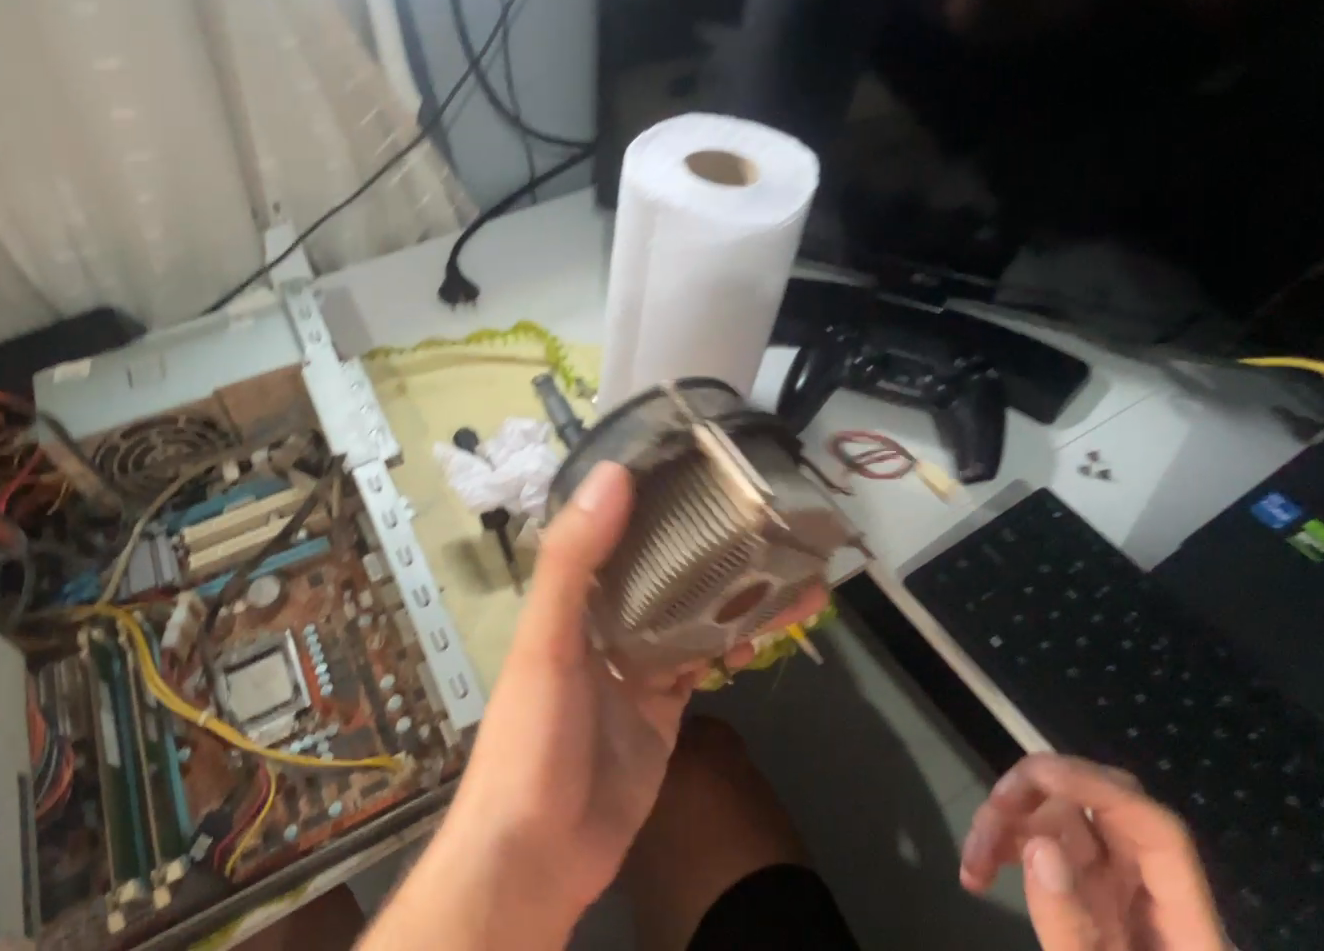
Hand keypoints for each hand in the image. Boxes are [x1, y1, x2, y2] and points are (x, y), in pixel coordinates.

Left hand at [440, 462, 824, 917]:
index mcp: (570, 600)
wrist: (536, 855)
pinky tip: (765, 629)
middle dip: (713, 549)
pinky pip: (700, 666)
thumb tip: (613, 472)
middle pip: (666, 574)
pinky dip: (729, 646)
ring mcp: (634, 670)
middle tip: (771, 522)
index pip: (619, 533)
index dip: (659, 500)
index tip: (709, 468)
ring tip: (791, 570)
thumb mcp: (547, 642)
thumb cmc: (532, 737)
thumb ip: (574, 561)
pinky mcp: (662, 713)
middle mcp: (602, 626)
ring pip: (690, 618)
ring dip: (733, 595)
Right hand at [960, 754, 1230, 950]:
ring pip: (1071, 824)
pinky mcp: (1095, 909)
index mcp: (1189, 926)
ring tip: (972, 862)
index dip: (1092, 786)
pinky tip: (981, 875)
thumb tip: (1037, 845)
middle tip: (992, 816)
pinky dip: (1014, 852)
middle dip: (1041, 796)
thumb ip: (1074, 930)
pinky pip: (1055, 855)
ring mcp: (1125, 901)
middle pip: (1108, 808)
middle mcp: (1158, 898)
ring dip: (1014, 826)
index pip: (1153, 829)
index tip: (1027, 777)